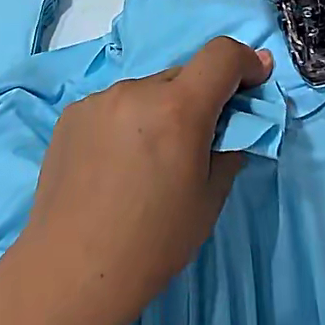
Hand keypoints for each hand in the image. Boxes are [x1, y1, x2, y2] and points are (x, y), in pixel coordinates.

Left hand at [21, 37, 273, 324]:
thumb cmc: (154, 241)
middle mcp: (135, 90)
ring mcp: (97, 100)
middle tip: (199, 140)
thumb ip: (230, 145)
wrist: (72, 269)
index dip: (246, 62)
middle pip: (183, 75)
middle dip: (201, 96)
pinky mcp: (71, 115)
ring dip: (160, 110)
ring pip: (146, 91)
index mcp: (177, 108)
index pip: (221, 54)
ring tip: (149, 160)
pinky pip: (114, 106)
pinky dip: (127, 122)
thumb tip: (239, 118)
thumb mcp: (210, 197)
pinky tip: (115, 164)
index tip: (253, 83)